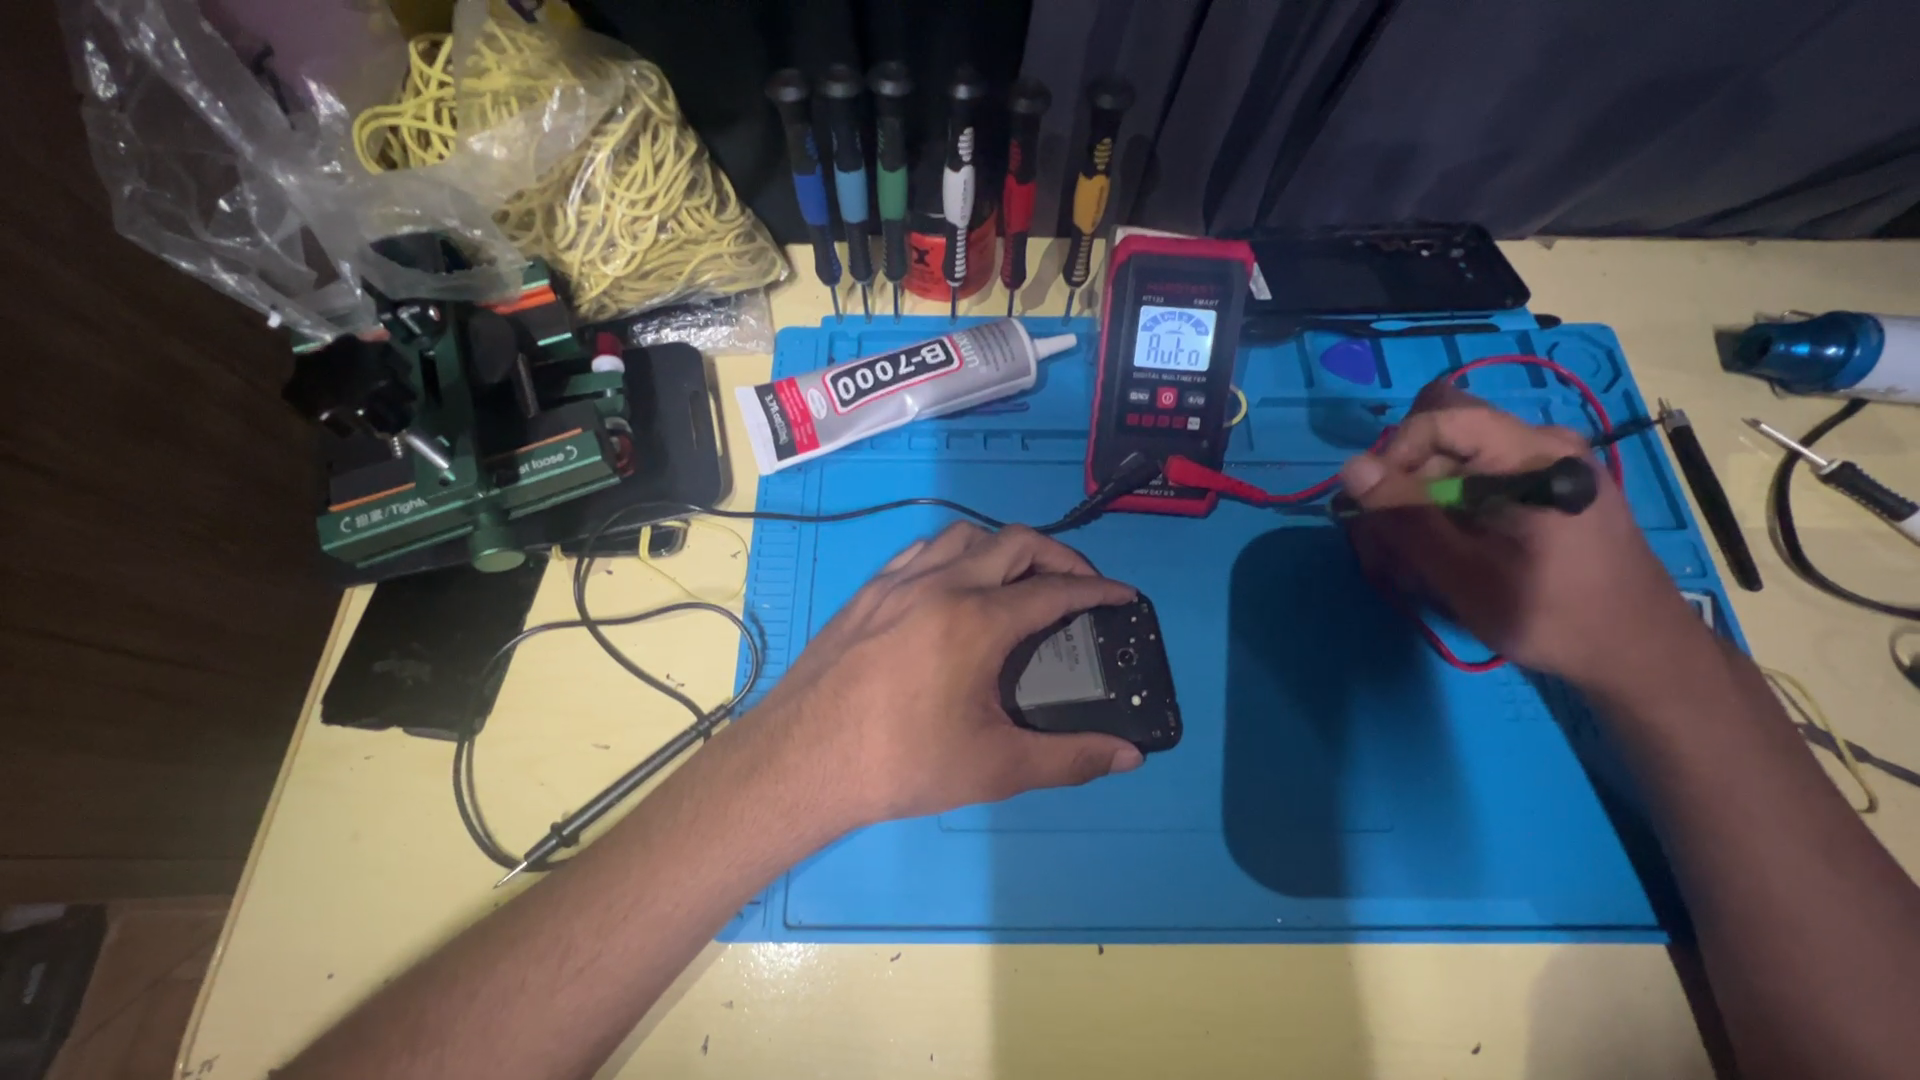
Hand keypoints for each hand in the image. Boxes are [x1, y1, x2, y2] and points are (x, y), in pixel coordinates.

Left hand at [754, 523, 1144, 826]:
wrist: (801, 762)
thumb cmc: (901, 765)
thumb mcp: (995, 769)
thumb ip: (1069, 759)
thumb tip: (1129, 755)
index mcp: (977, 621)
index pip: (1055, 590)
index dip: (1098, 590)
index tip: (1123, 596)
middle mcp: (940, 584)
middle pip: (1014, 543)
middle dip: (1059, 556)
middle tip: (1078, 585)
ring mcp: (897, 582)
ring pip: (963, 536)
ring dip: (1003, 548)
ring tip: (1020, 580)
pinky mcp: (867, 592)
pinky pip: (921, 550)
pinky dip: (954, 554)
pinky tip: (954, 585)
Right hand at [1338, 383, 1701, 691]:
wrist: (1639, 651)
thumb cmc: (1554, 618)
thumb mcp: (1466, 575)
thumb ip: (1407, 517)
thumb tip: (1350, 468)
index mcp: (1533, 457)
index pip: (1441, 415)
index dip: (1394, 451)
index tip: (1373, 504)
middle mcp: (1538, 445)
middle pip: (1437, 439)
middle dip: (1397, 487)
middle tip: (1381, 544)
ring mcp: (1538, 465)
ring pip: (1443, 464)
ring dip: (1412, 509)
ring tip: (1404, 567)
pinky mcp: (1534, 487)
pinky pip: (1467, 483)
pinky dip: (1438, 517)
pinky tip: (1434, 560)